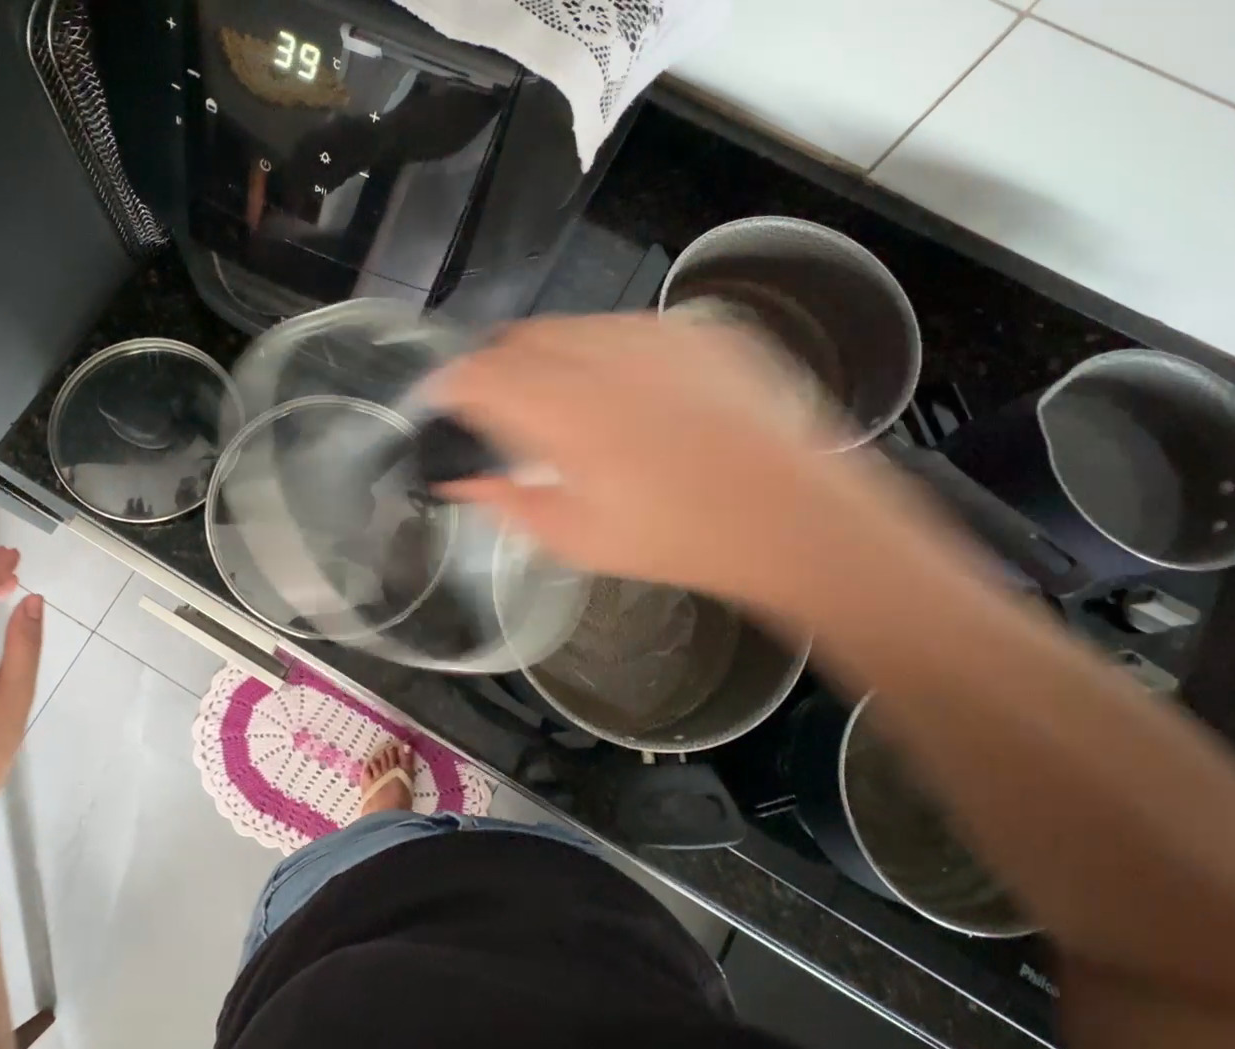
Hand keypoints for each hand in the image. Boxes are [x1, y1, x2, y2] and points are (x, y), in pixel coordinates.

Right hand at [433, 313, 849, 600]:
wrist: (793, 518)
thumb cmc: (679, 538)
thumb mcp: (576, 538)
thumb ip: (506, 500)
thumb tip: (462, 478)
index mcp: (564, 409)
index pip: (478, 372)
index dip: (448, 383)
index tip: (441, 400)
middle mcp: (604, 356)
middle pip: (518, 337)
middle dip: (494, 366)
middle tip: (497, 406)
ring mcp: (656, 335)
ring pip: (571, 324)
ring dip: (546, 354)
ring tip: (559, 398)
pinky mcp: (699, 331)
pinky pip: (626, 325)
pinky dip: (602, 349)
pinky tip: (620, 389)